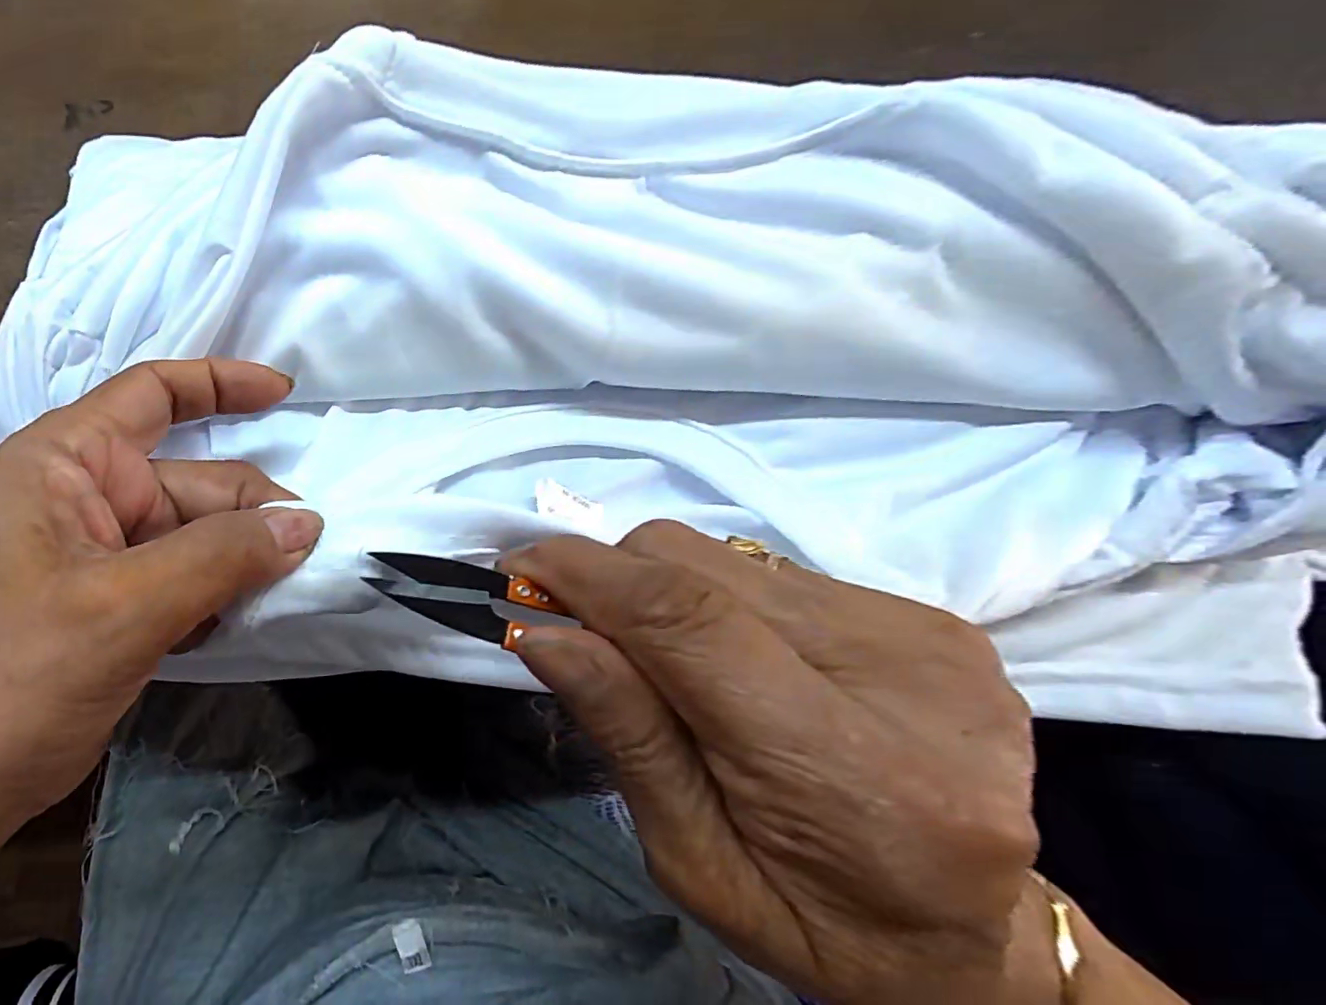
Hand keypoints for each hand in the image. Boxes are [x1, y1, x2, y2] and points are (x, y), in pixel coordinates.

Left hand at [0, 360, 322, 942]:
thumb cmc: (19, 676)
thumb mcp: (127, 604)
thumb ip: (223, 555)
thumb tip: (306, 523)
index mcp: (68, 462)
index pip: (152, 393)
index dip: (221, 382)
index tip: (286, 392)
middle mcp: (91, 495)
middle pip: (198, 478)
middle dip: (252, 510)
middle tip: (309, 546)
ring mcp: (111, 550)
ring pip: (205, 532)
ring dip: (246, 556)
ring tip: (286, 585)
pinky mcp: (127, 598)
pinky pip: (198, 573)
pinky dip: (227, 589)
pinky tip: (242, 619)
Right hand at [503, 522, 1046, 1004]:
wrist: (976, 940)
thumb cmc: (818, 927)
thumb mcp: (693, 864)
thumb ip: (626, 735)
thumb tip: (544, 633)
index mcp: (850, 776)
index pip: (690, 624)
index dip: (590, 578)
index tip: (517, 567)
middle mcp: (905, 680)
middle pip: (701, 567)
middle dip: (612, 580)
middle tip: (574, 626)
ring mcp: (926, 635)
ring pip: (726, 555)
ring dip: (661, 589)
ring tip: (664, 660)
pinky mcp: (926, 615)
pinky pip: (766, 569)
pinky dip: (715, 597)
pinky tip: (733, 658)